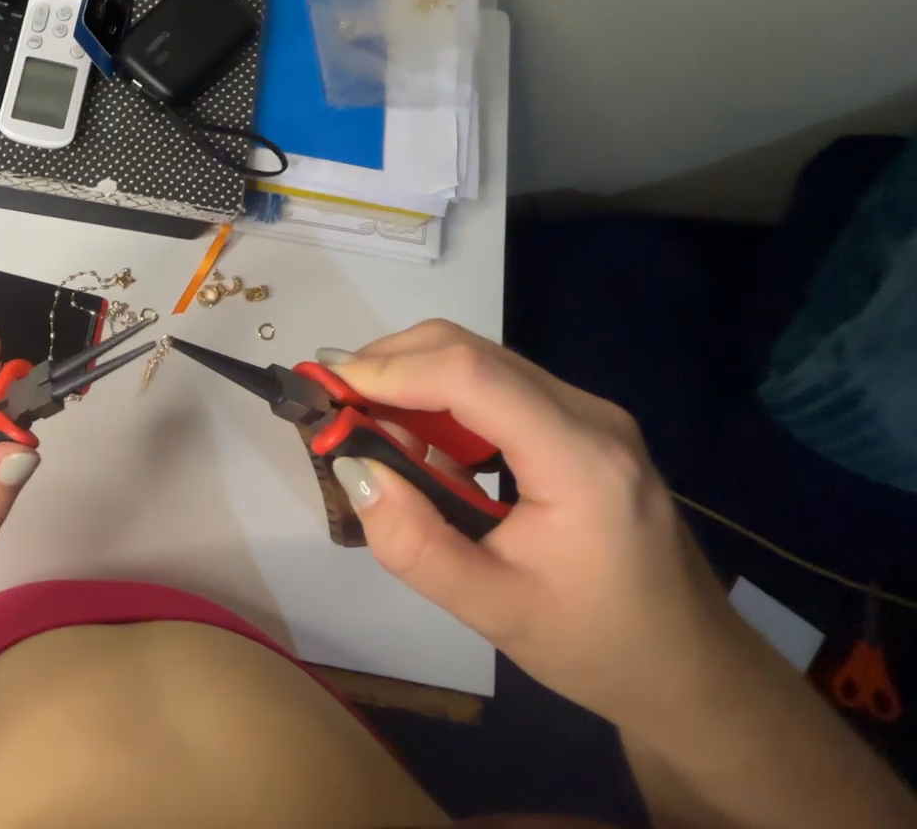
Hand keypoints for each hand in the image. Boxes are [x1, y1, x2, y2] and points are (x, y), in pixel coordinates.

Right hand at [321, 320, 756, 728]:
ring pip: (474, 358)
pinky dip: (432, 396)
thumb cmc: (597, 643)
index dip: (388, 371)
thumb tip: (352, 469)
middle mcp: (588, 416)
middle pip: (468, 349)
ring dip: (405, 377)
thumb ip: (412, 544)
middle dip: (386, 363)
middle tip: (330, 404)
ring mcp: (585, 415)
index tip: (323, 389)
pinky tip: (411, 442)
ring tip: (360, 426)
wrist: (695, 670)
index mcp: (579, 461)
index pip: (471, 376)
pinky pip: (489, 384)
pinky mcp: (574, 424)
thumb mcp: (492, 610)